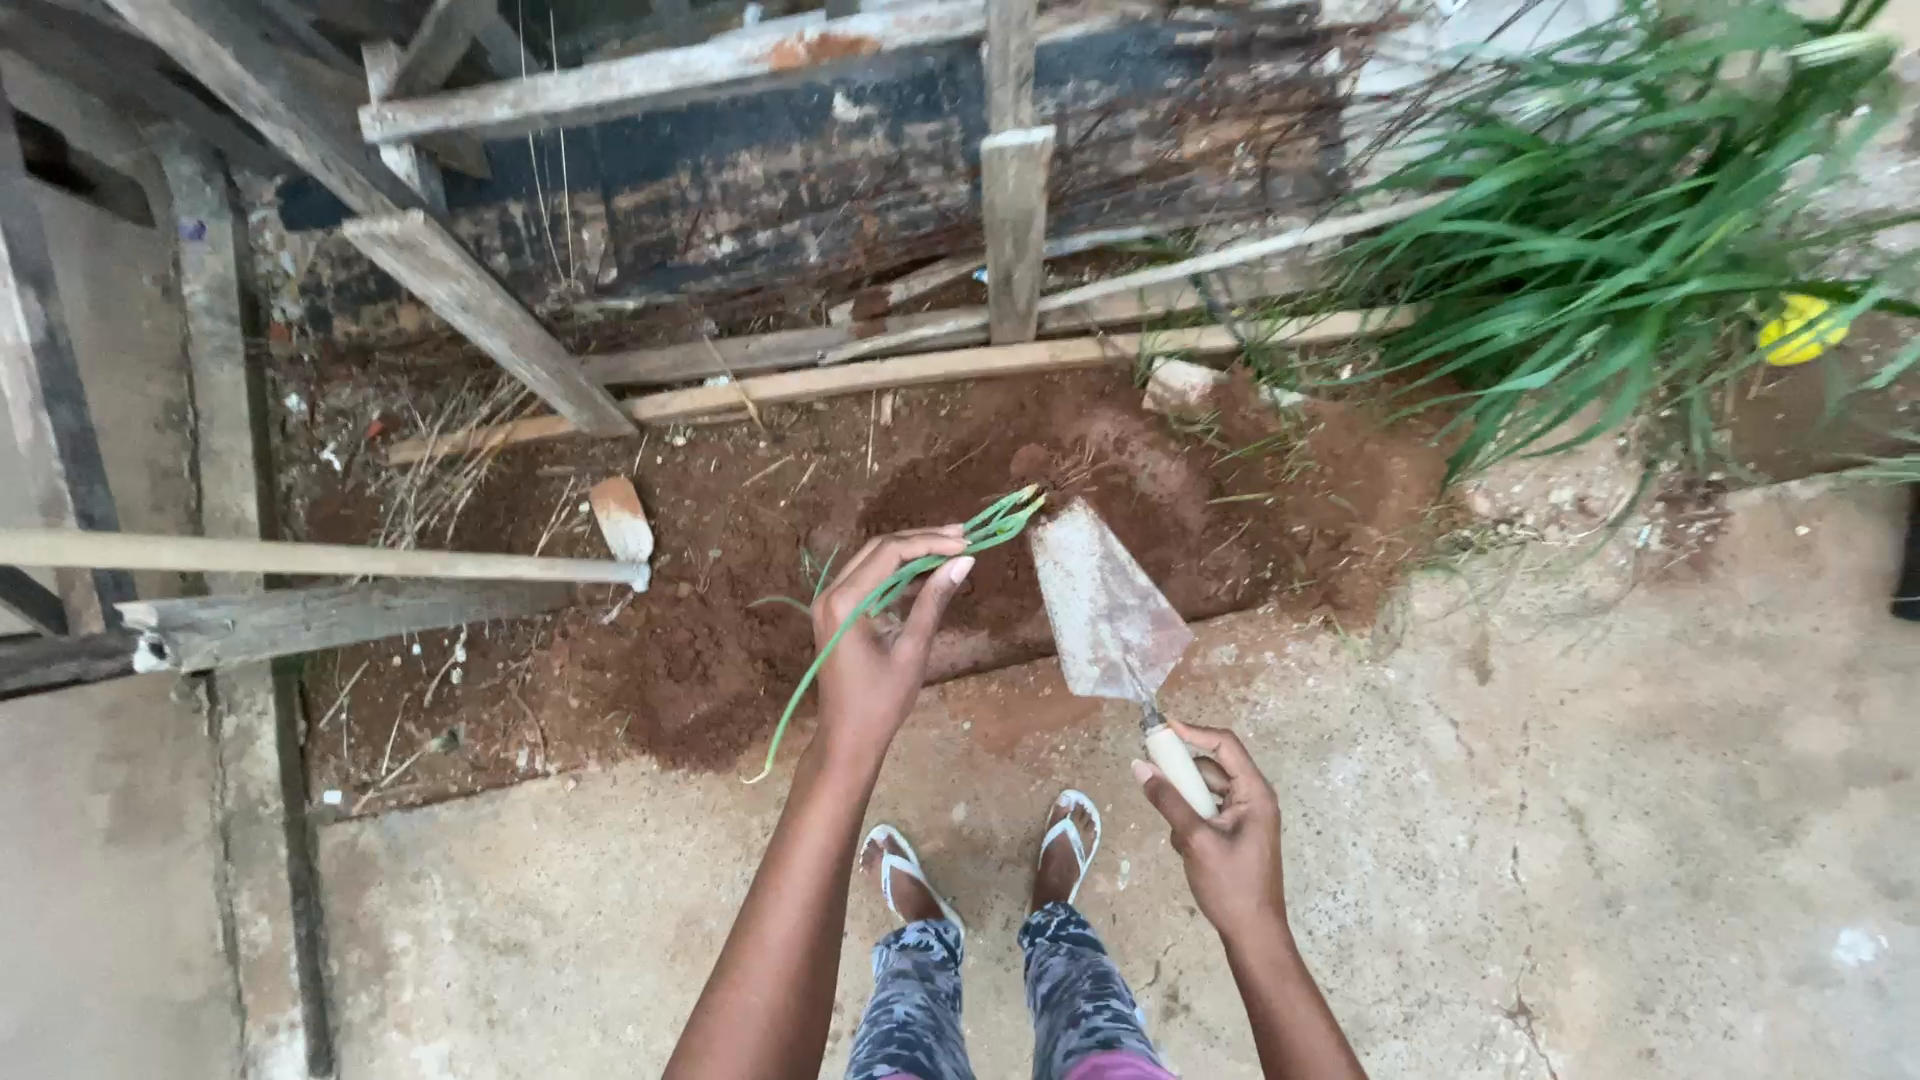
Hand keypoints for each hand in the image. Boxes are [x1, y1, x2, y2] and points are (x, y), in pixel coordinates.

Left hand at [810, 526, 972, 761]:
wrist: (847, 738)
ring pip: (873, 559)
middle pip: (879, 548)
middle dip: (921, 540)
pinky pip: (869, 578)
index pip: (890, 552)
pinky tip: (928, 570)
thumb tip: (963, 562)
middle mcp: (831, 593)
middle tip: (963, 536)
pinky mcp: (837, 611)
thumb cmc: (880, 702)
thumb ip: (934, 600)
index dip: (930, 543)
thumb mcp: (913, 650)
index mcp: (846, 602)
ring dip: (911, 552)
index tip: (966, 542)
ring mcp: (830, 601)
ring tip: (951, 546)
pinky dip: (898, 572)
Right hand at [1133, 720, 1287, 945]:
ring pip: (1203, 789)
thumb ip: (1168, 800)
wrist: (1253, 935)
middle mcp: (1252, 798)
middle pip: (1211, 766)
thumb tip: (1139, 766)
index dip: (1193, 732)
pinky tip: (1183, 844)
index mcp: (1255, 793)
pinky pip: (1204, 809)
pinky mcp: (1232, 832)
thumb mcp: (1195, 839)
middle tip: (1152, 771)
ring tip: (1173, 824)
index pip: (1224, 745)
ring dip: (1183, 800)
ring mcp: (1243, 816)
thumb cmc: (1231, 886)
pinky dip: (1188, 818)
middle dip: (1182, 771)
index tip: (1161, 728)